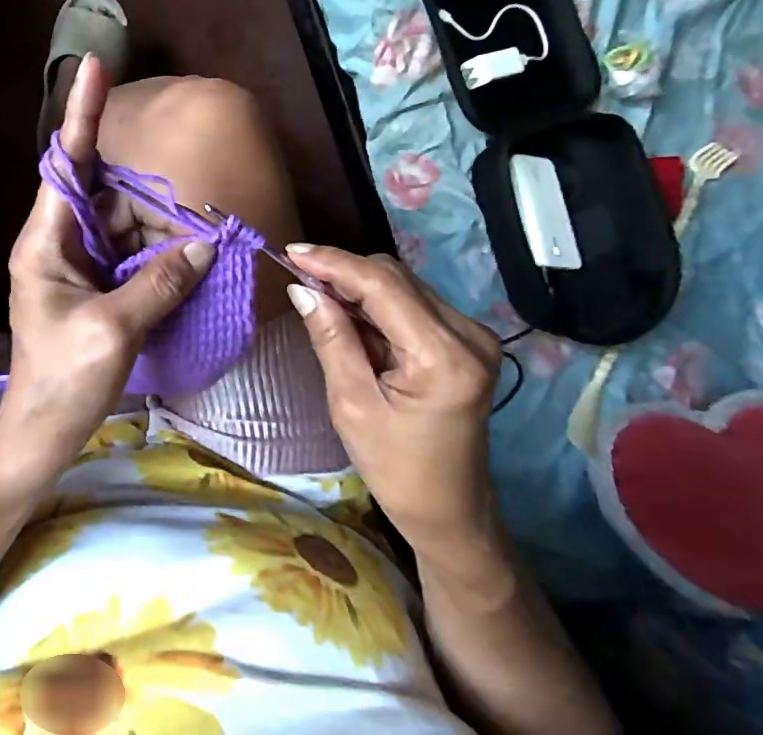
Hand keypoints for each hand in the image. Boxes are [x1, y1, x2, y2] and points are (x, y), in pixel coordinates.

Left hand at [0, 56, 216, 483]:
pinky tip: (187, 268)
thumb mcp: (114, 328)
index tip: (95, 66)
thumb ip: (160, 282)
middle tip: (199, 225)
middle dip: (154, 206)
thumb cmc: (63, 380)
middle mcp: (58, 242)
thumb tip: (204, 246)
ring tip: (200, 254)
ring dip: (163, 236)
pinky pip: (130, 255)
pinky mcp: (94, 286)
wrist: (41, 432)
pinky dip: (159, 258)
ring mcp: (77, 264)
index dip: (82, 114)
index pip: (66, 162)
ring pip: (125, 226)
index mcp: (45, 241)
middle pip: (109, 196)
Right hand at [284, 247, 502, 557]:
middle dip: (343, 271)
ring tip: (316, 296)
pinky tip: (347, 315)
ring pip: (402, 285)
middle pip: (395, 277)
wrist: (450, 509)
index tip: (291, 252)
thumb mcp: (351, 404)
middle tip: (298, 277)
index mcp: (443, 355)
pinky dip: (375, 303)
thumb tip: (302, 288)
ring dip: (357, 286)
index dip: (334, 263)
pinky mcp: (464, 341)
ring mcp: (471, 336)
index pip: (383, 286)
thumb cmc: (396, 467)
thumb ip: (331, 339)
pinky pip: (411, 304)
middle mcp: (467, 334)